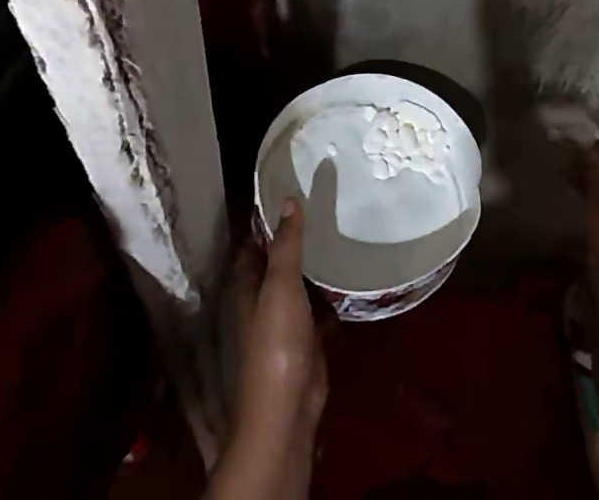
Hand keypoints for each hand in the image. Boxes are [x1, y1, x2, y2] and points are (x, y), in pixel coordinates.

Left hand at [232, 199, 327, 444]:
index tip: (291, 191)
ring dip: (314, 264)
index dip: (267, 220)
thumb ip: (286, 245)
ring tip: (340, 231)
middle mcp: (263, 301)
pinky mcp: (308, 338)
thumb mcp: (280, 287)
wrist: (287, 407)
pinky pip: (320, 306)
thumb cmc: (275, 343)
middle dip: (295, 239)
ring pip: (300, 283)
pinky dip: (331, 292)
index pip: (253, 245)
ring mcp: (286, 321)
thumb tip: (288, 199)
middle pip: (277, 263)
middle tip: (324, 205)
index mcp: (247, 288)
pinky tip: (350, 275)